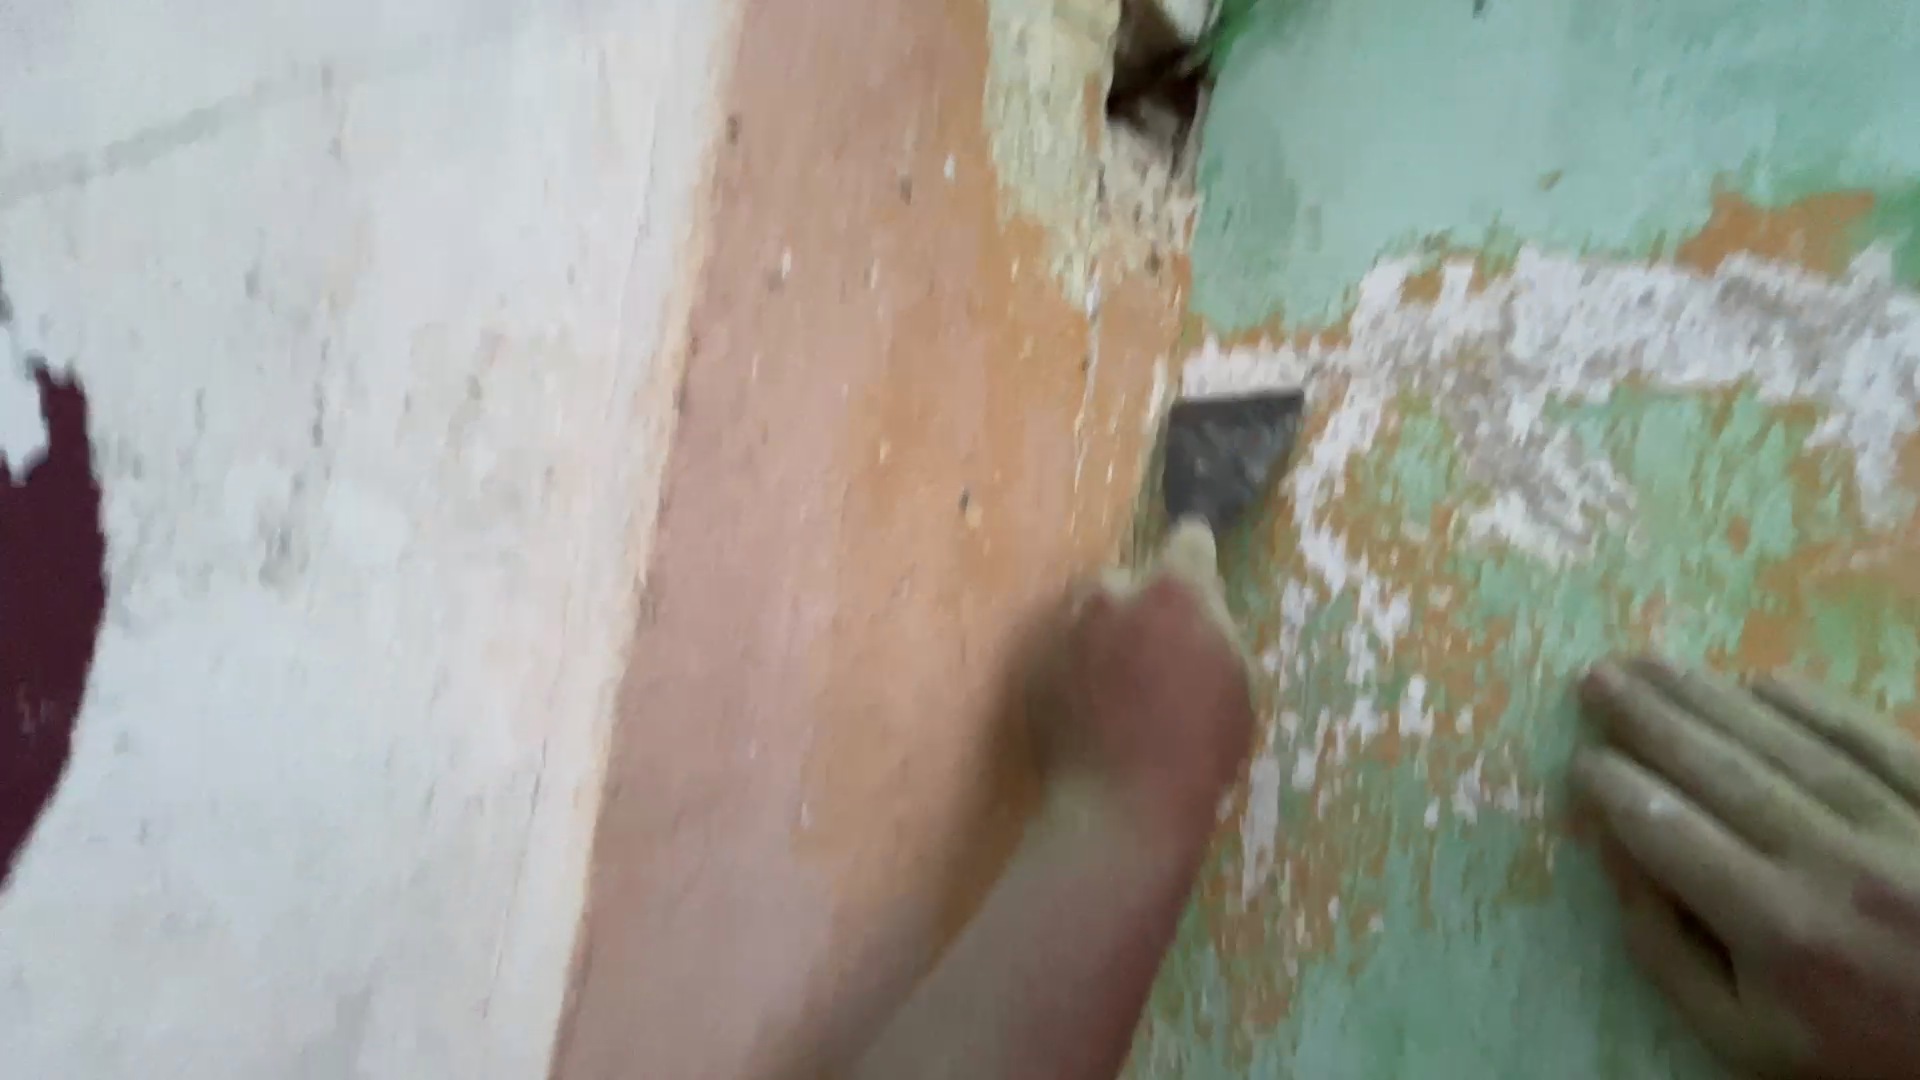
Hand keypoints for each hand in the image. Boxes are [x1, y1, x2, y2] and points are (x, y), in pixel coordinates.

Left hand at [1045, 518, 1254, 848]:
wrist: (1121, 802)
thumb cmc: (1200, 745)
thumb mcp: (1239, 679)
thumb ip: (1214, 626)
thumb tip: (1198, 608)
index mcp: (1172, 590)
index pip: (1189, 540)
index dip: (1197, 557)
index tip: (1199, 572)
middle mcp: (1111, 592)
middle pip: (1131, 578)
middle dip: (1143, 603)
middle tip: (1157, 649)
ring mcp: (1068, 625)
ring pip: (1092, 612)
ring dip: (1107, 631)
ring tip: (1122, 684)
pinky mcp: (1037, 658)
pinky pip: (1066, 646)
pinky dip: (1080, 662)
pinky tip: (1095, 704)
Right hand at [1573, 656, 1919, 1079]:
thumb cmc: (1861, 1054)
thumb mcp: (1744, 1039)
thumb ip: (1662, 947)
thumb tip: (1613, 851)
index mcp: (1780, 928)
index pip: (1664, 827)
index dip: (1610, 784)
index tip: (1580, 761)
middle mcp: (1845, 871)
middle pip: (1720, 771)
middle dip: (1645, 718)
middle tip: (1595, 677)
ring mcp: (1916, 838)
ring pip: (1791, 748)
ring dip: (1709, 697)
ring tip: (1649, 662)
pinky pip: (1888, 748)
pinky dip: (1822, 709)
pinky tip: (1761, 681)